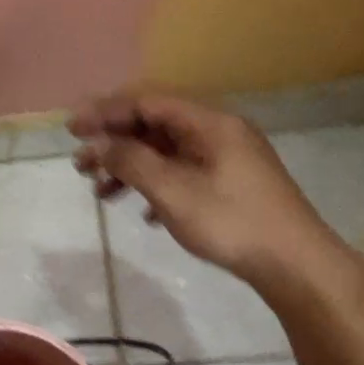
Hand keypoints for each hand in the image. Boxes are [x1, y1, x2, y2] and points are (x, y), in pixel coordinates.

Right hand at [70, 94, 344, 290]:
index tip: (72, 129)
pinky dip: (153, 186)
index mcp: (209, 124)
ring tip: (101, 192)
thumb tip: (97, 143)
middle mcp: (218, 133)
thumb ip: (131, 161)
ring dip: (129, 168)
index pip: (148, 103)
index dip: (106, 112)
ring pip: (165, 153)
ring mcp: (225, 159)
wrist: (291, 261)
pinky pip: (180, 173)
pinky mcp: (228, 184)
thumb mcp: (172, 191)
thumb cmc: (230, 220)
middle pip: (154, 126)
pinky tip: (142, 212)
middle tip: (80, 165)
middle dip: (113, 143)